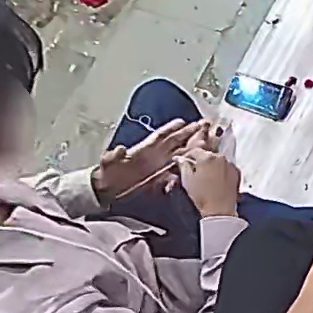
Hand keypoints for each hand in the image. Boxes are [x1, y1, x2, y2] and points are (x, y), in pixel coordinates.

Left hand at [91, 118, 218, 200]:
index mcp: (143, 149)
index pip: (161, 136)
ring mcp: (158, 166)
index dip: (172, 128)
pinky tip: (192, 171)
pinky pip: (175, 173)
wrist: (107, 190)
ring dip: (192, 149)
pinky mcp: (160, 178)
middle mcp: (154, 155)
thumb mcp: (108, 164)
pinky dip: (184, 172)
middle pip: (175, 142)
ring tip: (206, 144)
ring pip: (179, 155)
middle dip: (189, 133)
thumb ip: (114, 156)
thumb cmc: (107, 175)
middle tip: (203, 125)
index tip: (184, 122)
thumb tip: (120, 149)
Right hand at [178, 147, 239, 216]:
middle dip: (199, 160)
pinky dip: (219, 169)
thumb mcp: (187, 180)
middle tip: (192, 168)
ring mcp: (230, 164)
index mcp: (207, 158)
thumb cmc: (202, 196)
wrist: (220, 209)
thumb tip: (181, 159)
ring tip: (204, 175)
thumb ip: (184, 166)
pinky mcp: (236, 172)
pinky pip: (225, 166)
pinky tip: (214, 179)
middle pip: (207, 154)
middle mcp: (220, 158)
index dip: (186, 156)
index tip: (181, 161)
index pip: (194, 151)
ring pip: (217, 160)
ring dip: (210, 164)